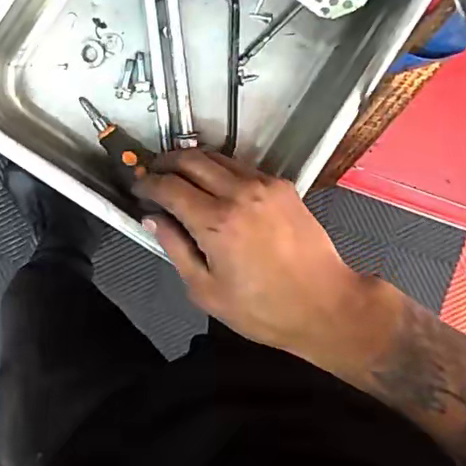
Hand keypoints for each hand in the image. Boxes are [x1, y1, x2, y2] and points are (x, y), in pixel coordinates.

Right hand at [134, 149, 374, 362]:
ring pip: (215, 156)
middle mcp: (239, 193)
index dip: (147, 184)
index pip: (168, 186)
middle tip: (153, 175)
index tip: (138, 188)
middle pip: (189, 158)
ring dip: (191, 161)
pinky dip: (220, 168)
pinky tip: (215, 185)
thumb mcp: (206, 291)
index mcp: (216, 222)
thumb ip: (176, 249)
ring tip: (180, 177)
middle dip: (164, 163)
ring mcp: (263, 185)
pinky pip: (241, 166)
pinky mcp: (282, 185)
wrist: (327, 305)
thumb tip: (154, 220)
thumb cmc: (265, 309)